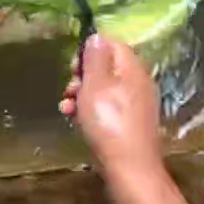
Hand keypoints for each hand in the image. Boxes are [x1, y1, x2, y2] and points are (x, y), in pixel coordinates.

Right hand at [60, 35, 164, 178]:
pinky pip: (106, 105)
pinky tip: (74, 118)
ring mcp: (134, 103)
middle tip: (70, 88)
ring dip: (80, 93)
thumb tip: (97, 35)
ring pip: (102, 87)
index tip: (74, 67)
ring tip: (67, 106)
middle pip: (105, 66)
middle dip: (81, 75)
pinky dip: (89, 108)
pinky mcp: (129, 121)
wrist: (129, 168)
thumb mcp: (95, 84)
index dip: (89, 51)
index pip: (111, 44)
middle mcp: (137, 82)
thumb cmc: (108, 122)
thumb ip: (95, 58)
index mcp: (132, 69)